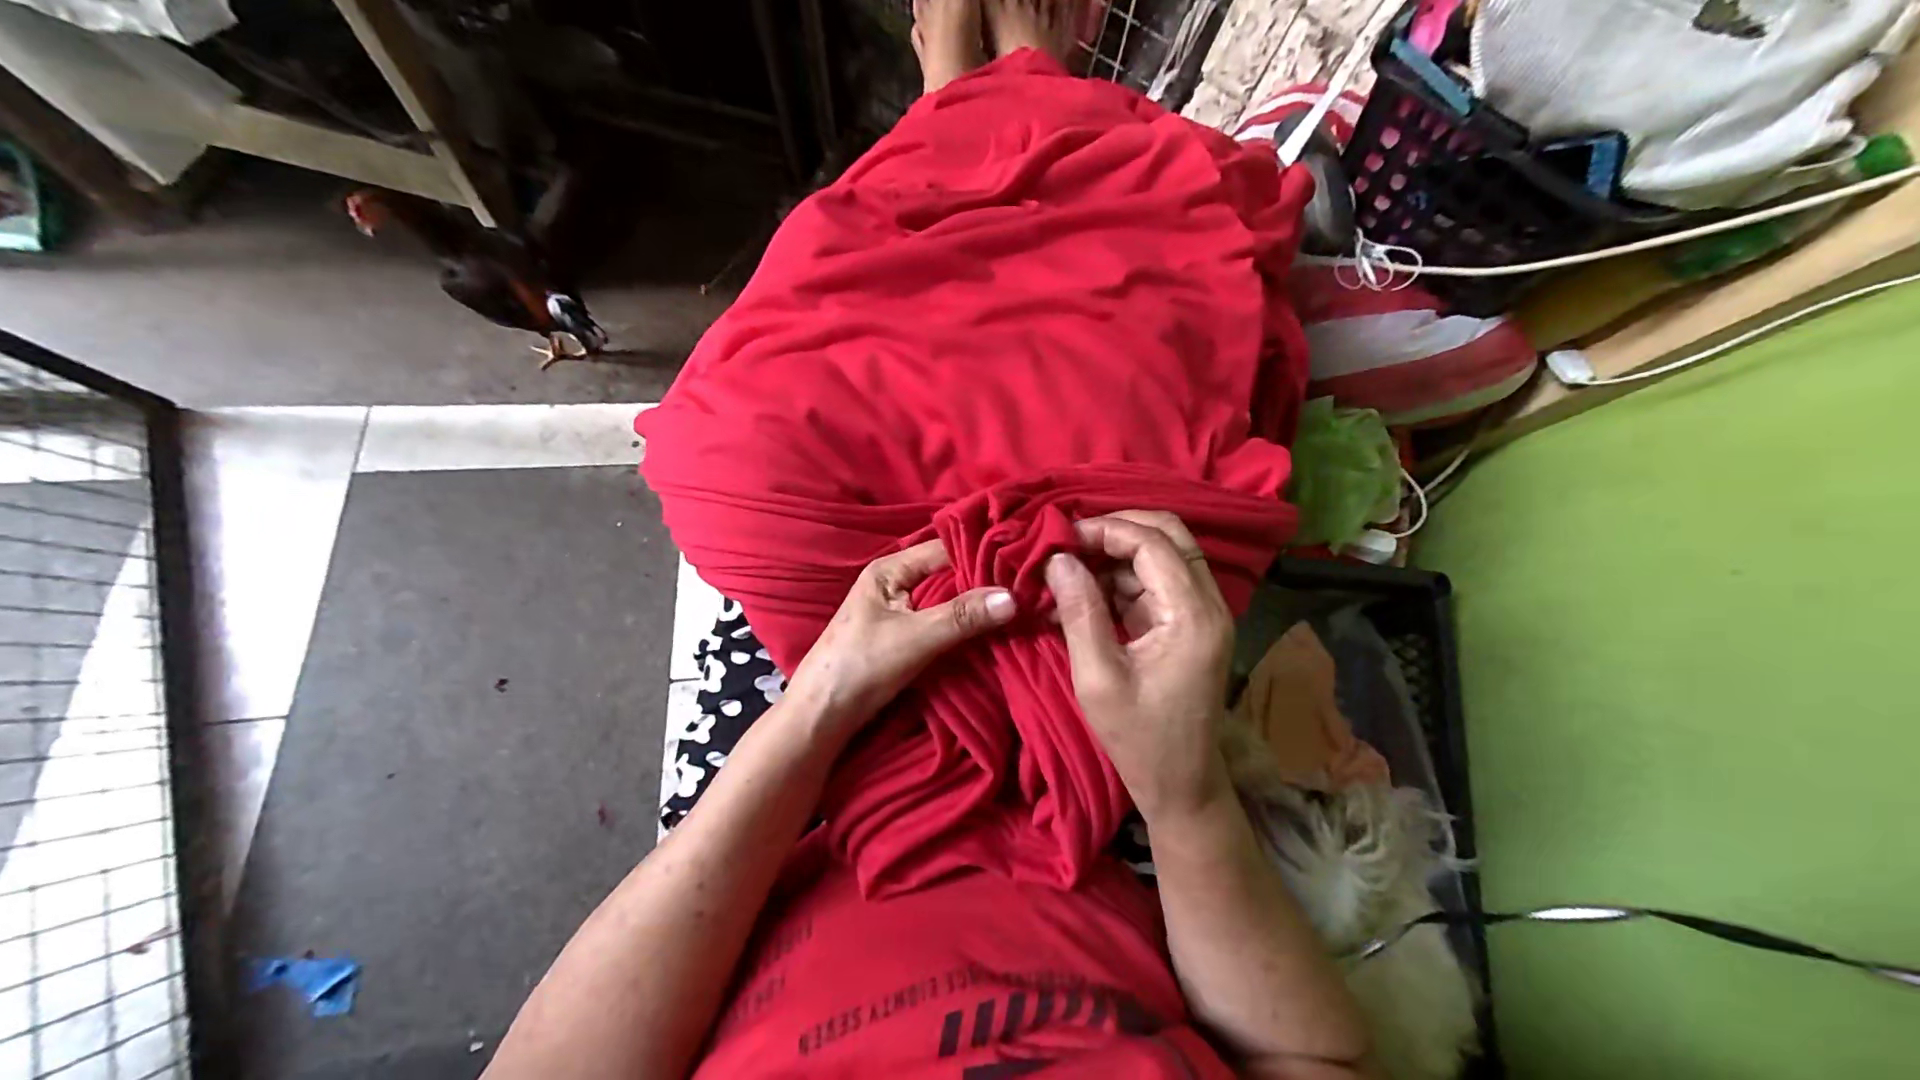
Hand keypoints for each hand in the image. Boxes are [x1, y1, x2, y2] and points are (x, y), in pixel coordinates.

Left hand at [785, 539, 1016, 737]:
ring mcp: (901, 609)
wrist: (823, 715)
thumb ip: (962, 616)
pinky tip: (993, 627)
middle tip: (1029, 582)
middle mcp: (896, 581)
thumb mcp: (915, 638)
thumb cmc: (860, 666)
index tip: (1022, 559)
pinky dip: (966, 622)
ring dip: (977, 603)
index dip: (982, 552)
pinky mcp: (906, 635)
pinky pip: (944, 619)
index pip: (945, 549)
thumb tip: (1013, 597)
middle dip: (984, 579)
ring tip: (1021, 601)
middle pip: (949, 572)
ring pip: (949, 598)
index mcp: (890, 568)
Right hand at [1045, 510, 1234, 821]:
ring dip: (1113, 554)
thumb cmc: (1140, 738)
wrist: (1181, 784)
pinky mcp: (1186, 624)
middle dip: (1115, 530)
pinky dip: (1117, 578)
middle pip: (1167, 535)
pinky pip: (1153, 581)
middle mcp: (1207, 604)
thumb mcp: (1098, 677)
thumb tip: (1058, 559)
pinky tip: (1081, 591)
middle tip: (1067, 542)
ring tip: (1065, 568)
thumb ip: (1079, 612)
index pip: (1152, 543)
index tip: (1058, 539)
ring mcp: (1200, 612)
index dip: (1104, 530)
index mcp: (1193, 615)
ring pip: (1159, 554)